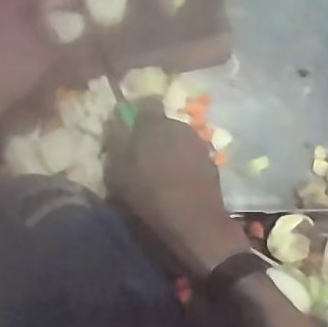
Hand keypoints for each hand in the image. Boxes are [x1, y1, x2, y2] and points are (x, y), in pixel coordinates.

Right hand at [107, 105, 246, 275]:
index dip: (136, 114)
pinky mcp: (211, 163)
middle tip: (141, 156)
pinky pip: (190, 157)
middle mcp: (179, 126)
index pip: (145, 103)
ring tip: (160, 174)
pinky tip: (177, 183)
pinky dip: (183, 164)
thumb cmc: (150, 197)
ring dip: (169, 150)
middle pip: (162, 123)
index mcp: (154, 123)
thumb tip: (116, 122)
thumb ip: (116, 142)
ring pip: (178, 140)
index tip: (128, 130)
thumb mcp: (118, 172)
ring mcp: (199, 144)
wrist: (195, 223)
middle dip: (153, 135)